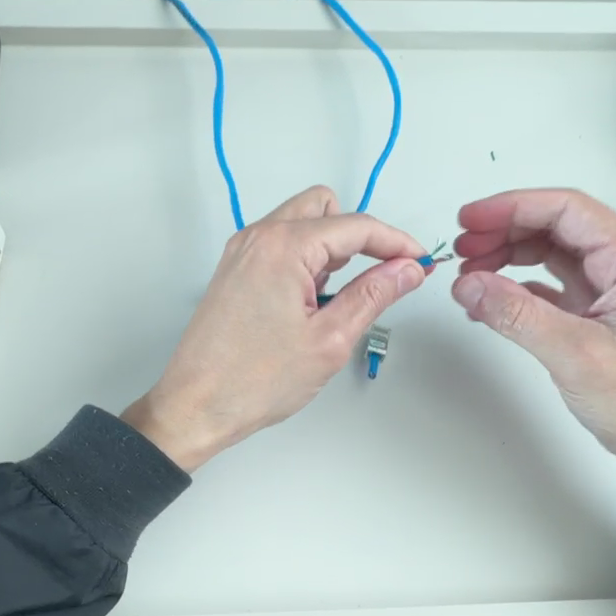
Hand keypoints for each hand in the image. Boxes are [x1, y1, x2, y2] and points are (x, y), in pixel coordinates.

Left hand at [123, 186, 428, 470]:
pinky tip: (310, 304)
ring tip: (337, 301)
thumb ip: (373, 295)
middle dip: (358, 236)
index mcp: (283, 247)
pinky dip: (304, 262)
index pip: (355, 226)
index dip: (395, 242)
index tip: (419, 262)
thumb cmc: (253, 381)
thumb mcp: (330, 340)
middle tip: (378, 277)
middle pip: (324, 208)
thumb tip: (407, 270)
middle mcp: (258, 239)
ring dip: (330, 249)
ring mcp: (241, 254)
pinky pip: (279, 247)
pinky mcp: (234, 273)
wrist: (196, 407)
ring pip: (300, 225)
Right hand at [450, 189, 615, 556]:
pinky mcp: (601, 317)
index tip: (471, 218)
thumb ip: (516, 314)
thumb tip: (471, 284)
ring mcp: (613, 293)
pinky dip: (519, 289)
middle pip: (556, 228)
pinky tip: (493, 301)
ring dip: (509, 259)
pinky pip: (552, 288)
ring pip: (552, 256)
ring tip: (471, 274)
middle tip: (464, 247)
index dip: (512, 207)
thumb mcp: (575, 355)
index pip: (566, 210)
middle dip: (505, 232)